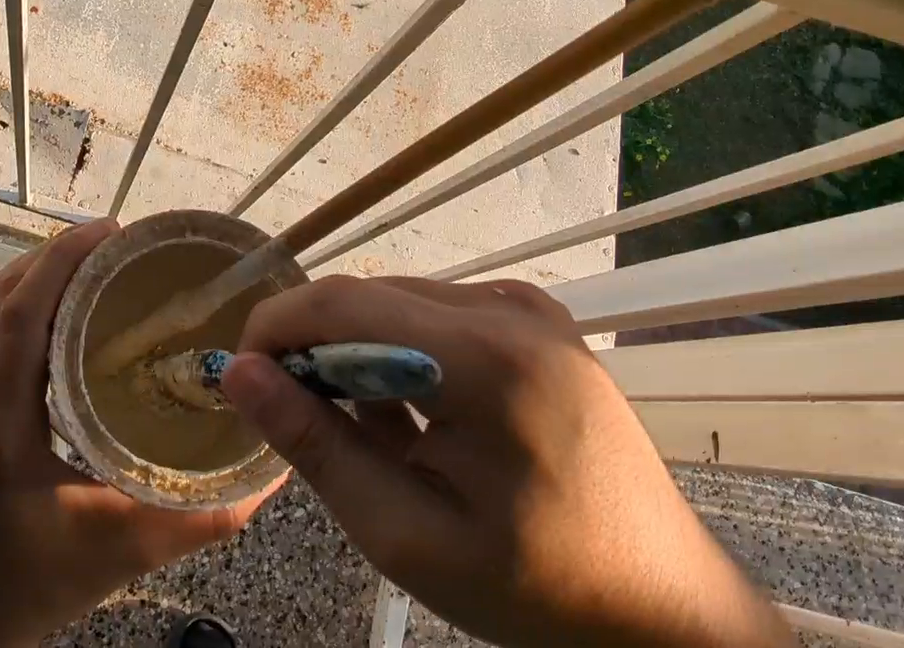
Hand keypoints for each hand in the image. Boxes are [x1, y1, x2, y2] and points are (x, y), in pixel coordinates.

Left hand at [0, 219, 276, 646]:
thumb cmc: (36, 583)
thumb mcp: (125, 550)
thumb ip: (200, 513)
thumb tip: (269, 470)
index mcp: (0, 425)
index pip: (21, 315)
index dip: (62, 261)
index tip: (111, 232)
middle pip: (1, 298)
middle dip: (54, 255)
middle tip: (114, 239)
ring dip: (34, 272)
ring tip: (91, 258)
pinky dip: (19, 298)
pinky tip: (59, 302)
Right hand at [220, 276, 793, 647]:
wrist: (664, 608)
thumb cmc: (533, 586)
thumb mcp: (406, 534)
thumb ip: (316, 445)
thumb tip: (239, 373)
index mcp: (486, 359)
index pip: (344, 303)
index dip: (275, 328)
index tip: (241, 379)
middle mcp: (511, 311)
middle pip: (370, 296)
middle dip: (312, 343)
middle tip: (290, 412)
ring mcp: (532, 311)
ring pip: (400, 300)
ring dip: (357, 348)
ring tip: (356, 424)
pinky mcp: (540, 323)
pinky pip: (440, 312)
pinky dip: (402, 349)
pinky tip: (411, 410)